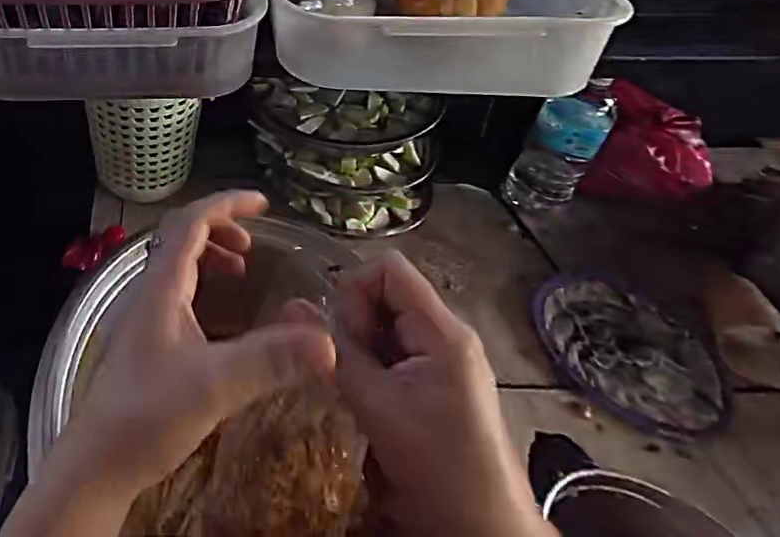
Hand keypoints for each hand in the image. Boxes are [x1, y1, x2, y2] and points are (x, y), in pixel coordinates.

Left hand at [2, 191, 337, 536]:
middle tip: (253, 247)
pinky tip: (218, 317)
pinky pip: (177, 292)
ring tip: (240, 273)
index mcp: (163, 285)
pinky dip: (202, 286)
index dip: (227, 204)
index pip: (192, 221)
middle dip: (221, 229)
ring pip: (178, 264)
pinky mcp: (146, 341)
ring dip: (210, 256)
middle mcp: (151, 291)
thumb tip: (327, 342)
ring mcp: (145, 315)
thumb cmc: (148, 414)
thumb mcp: (216, 385)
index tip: (262, 203)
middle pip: (183, 237)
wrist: (95, 464)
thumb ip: (270, 360)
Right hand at [333, 251, 549, 536]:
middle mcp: (448, 334)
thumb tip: (291, 307)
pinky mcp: (442, 383)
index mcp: (442, 330)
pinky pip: (398, 353)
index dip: (356, 289)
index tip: (342, 333)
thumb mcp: (376, 407)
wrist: (488, 535)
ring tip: (360, 390)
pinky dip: (377, 368)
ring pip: (388, 327)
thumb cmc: (438, 469)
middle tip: (350, 370)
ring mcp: (447, 360)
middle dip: (358, 325)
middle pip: (387, 296)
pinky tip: (372, 402)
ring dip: (364, 351)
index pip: (389, 268)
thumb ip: (335, 353)